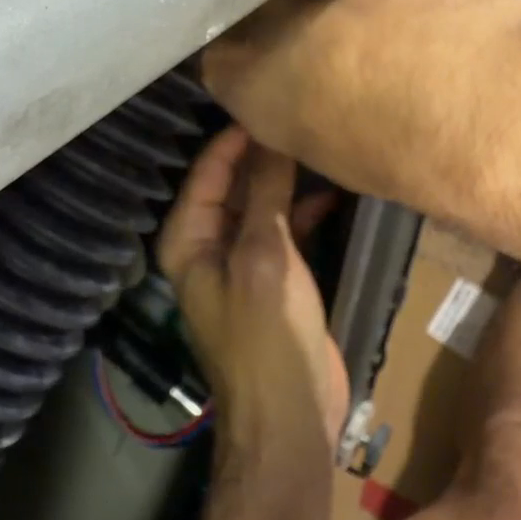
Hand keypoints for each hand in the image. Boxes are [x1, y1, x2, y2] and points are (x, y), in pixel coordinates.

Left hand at [157, 127, 347, 451]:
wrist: (289, 415)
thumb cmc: (267, 333)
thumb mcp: (264, 255)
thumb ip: (265, 193)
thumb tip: (270, 134)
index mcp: (187, 238)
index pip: (207, 171)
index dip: (235, 137)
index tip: (271, 105)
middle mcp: (206, 245)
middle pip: (232, 185)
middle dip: (262, 155)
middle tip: (301, 116)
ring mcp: (240, 262)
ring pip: (260, 206)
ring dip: (286, 181)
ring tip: (321, 144)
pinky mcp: (272, 279)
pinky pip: (281, 231)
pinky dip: (301, 212)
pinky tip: (333, 192)